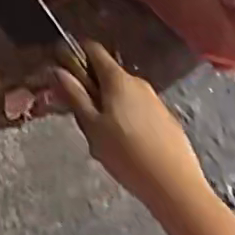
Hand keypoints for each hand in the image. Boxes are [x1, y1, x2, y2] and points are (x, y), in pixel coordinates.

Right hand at [52, 43, 208, 211]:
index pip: (94, 49)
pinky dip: (129, 120)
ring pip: (123, 95)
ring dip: (110, 108)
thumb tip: (58, 70)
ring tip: (107, 141)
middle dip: (93, 91)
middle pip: (108, 75)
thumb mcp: (92, 127)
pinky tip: (129, 149)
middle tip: (85, 121)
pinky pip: (139, 110)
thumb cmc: (127, 154)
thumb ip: (75, 96)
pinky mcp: (166, 118)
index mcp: (117, 79)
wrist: (176, 185)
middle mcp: (137, 82)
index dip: (77, 55)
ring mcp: (155, 99)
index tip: (66, 73)